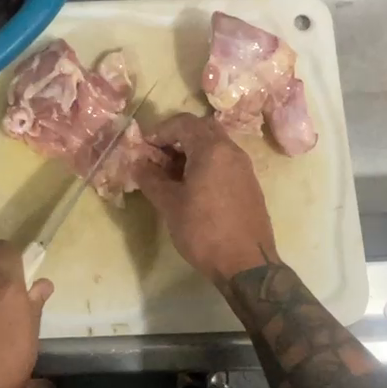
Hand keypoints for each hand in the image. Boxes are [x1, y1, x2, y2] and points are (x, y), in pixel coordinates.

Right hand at [134, 112, 278, 281]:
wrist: (247, 264)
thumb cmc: (204, 231)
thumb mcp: (169, 205)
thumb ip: (151, 179)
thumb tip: (137, 163)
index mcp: (212, 150)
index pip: (183, 123)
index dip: (160, 131)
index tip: (144, 148)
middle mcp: (231, 151)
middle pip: (201, 129)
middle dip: (177, 137)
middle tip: (158, 156)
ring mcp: (244, 167)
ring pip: (215, 144)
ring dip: (192, 150)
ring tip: (172, 174)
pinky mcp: (249, 184)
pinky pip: (224, 161)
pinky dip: (206, 163)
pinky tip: (192, 187)